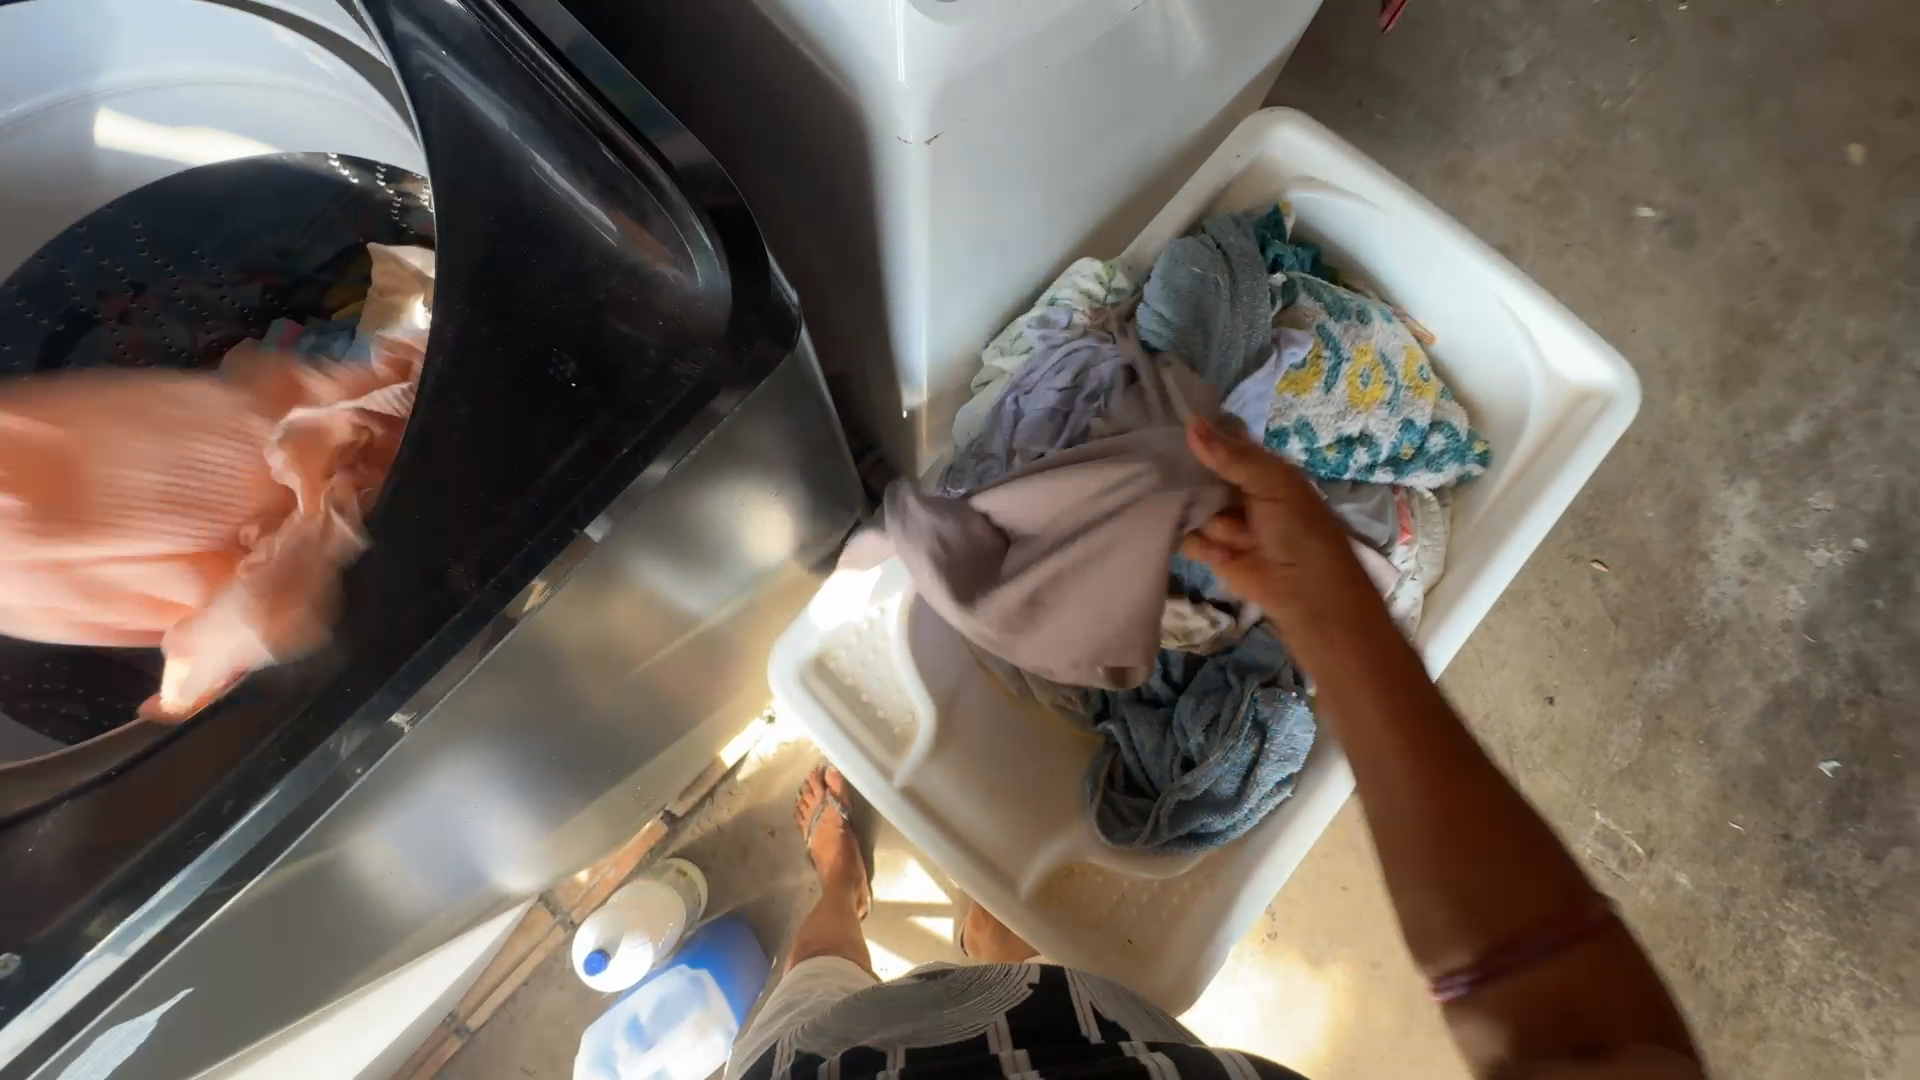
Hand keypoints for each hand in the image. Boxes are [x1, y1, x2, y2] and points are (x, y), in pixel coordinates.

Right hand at [1179, 416, 1380, 621]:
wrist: (1305, 591)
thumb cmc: (1299, 529)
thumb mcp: (1273, 484)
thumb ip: (1231, 456)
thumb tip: (1191, 423)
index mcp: (1260, 469)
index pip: (1223, 443)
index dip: (1199, 435)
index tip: (1169, 424)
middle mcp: (1237, 491)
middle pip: (1198, 473)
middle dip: (1186, 473)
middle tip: (1163, 465)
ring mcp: (1221, 520)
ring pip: (1188, 504)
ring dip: (1198, 513)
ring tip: (1224, 527)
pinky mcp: (1208, 549)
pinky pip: (1186, 535)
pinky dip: (1196, 541)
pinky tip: (1219, 549)